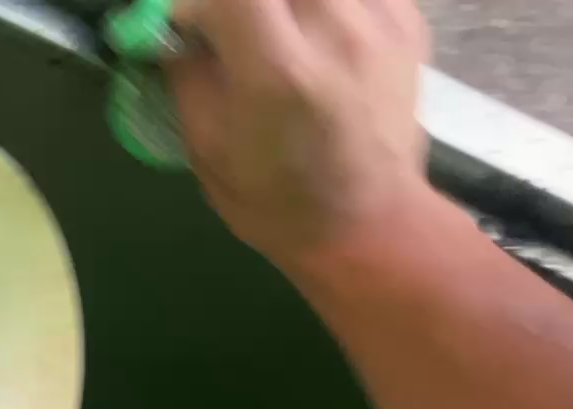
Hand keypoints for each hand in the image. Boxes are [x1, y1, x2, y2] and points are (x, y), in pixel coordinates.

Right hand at [168, 0, 434, 273]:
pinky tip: (304, 35)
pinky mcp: (407, 14)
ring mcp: (382, 16)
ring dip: (274, 7)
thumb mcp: (207, 151)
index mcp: (278, 74)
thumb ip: (191, 84)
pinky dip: (312, 7)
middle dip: (231, 3)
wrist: (360, 214)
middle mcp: (336, 30)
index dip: (194, 4)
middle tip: (215, 29)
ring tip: (259, 38)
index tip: (175, 27)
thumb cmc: (267, 197)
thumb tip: (174, 39)